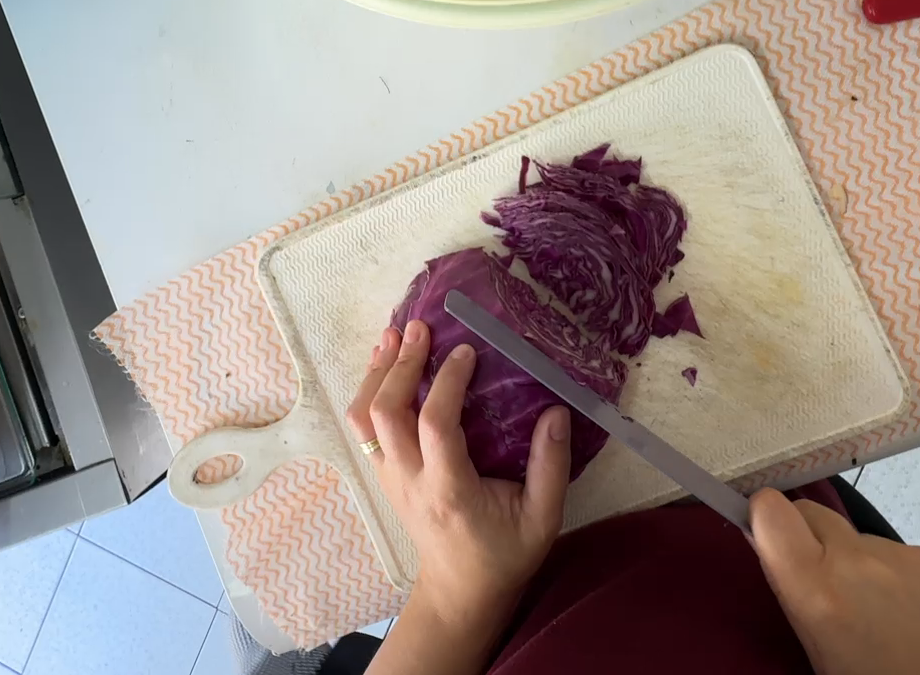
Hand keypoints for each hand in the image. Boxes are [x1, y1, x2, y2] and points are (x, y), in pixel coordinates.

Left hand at [346, 320, 570, 636]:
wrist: (459, 592)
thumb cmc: (504, 554)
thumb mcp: (542, 520)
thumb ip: (551, 467)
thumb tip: (556, 412)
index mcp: (448, 489)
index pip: (435, 425)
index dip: (446, 382)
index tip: (465, 350)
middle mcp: (409, 479)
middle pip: (385, 413)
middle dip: (400, 365)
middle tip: (419, 327)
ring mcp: (389, 476)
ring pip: (363, 418)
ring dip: (376, 373)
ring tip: (393, 335)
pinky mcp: (383, 473)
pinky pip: (363, 427)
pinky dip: (370, 389)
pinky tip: (386, 363)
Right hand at [751, 488, 919, 674]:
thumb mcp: (822, 658)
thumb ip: (795, 595)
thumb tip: (765, 544)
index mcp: (818, 589)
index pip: (768, 508)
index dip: (765, 521)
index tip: (771, 544)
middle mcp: (857, 558)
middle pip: (810, 511)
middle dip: (808, 538)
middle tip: (826, 586)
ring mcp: (905, 555)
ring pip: (857, 538)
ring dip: (859, 564)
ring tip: (887, 619)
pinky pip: (900, 555)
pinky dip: (899, 578)